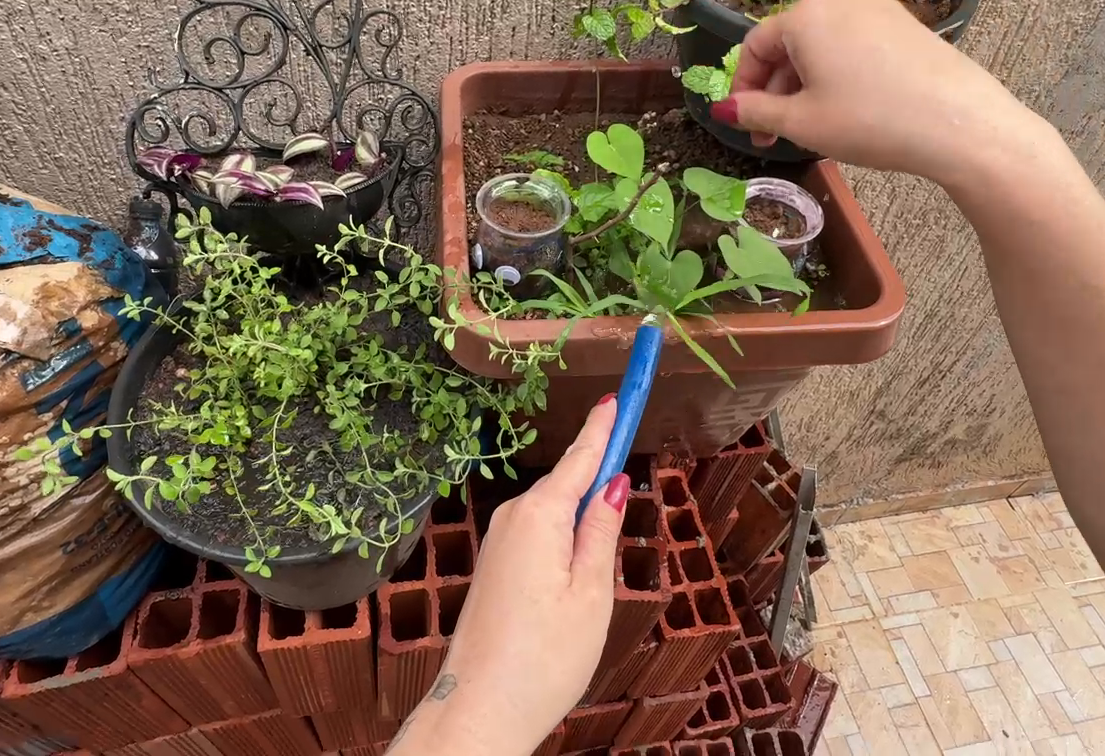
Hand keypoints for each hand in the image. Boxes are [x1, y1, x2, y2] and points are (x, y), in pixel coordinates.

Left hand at [387, 396, 627, 755]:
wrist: (479, 707)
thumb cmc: (545, 657)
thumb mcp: (591, 591)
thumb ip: (602, 530)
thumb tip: (614, 483)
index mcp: (541, 515)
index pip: (580, 458)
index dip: (602, 428)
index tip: (616, 396)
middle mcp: (513, 516)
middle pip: (565, 483)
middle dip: (596, 481)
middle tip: (625, 490)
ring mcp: (499, 538)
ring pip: (551, 511)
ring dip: (580, 518)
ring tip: (599, 566)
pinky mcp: (493, 561)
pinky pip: (535, 531)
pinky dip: (560, 534)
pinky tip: (570, 573)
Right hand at [711, 0, 1047, 188]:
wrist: (961, 125)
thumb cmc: (868, 121)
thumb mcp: (801, 122)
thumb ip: (754, 112)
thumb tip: (722, 108)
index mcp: (805, 16)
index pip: (753, 46)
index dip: (741, 86)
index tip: (743, 122)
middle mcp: (839, 0)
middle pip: (788, 43)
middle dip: (773, 89)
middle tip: (772, 134)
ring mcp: (877, 9)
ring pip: (821, 46)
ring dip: (804, 84)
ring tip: (809, 126)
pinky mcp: (905, 26)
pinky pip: (853, 46)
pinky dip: (837, 74)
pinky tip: (846, 109)